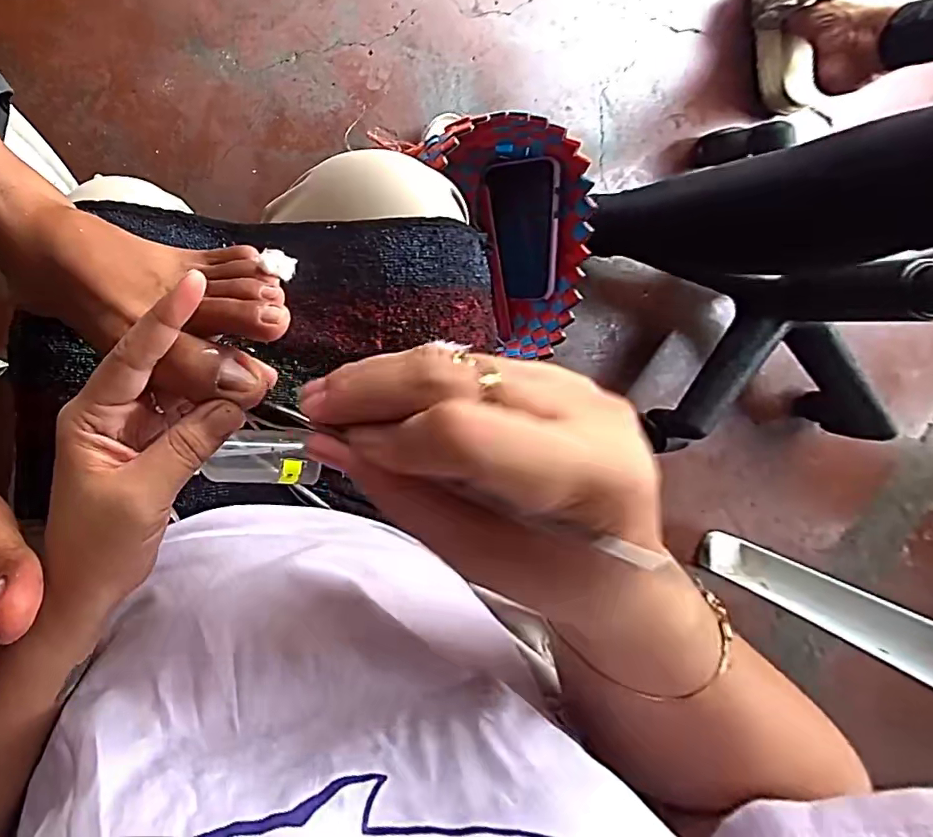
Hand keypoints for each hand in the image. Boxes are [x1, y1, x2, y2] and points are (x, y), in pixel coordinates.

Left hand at [44, 271, 247, 628]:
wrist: (83, 591)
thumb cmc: (96, 548)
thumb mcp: (142, 494)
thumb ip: (188, 443)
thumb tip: (236, 400)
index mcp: (88, 414)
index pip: (129, 357)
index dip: (162, 320)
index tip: (191, 285)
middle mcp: (106, 412)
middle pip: (155, 367)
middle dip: (200, 352)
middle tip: (246, 337)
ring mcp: (128, 428)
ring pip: (174, 391)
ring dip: (211, 383)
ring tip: (252, 371)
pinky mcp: (146, 446)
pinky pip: (181, 417)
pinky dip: (209, 410)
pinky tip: (236, 399)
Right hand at [299, 343, 668, 618]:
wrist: (617, 565)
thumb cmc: (548, 574)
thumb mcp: (468, 552)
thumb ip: (394, 491)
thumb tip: (326, 444)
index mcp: (586, 474)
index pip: (465, 432)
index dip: (391, 435)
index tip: (342, 443)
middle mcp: (585, 413)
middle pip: (450, 378)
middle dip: (368, 389)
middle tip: (315, 405)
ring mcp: (566, 383)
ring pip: (447, 359)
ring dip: (374, 375)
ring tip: (328, 394)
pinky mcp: (541, 371)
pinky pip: (454, 361)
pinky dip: (399, 373)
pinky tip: (365, 389)